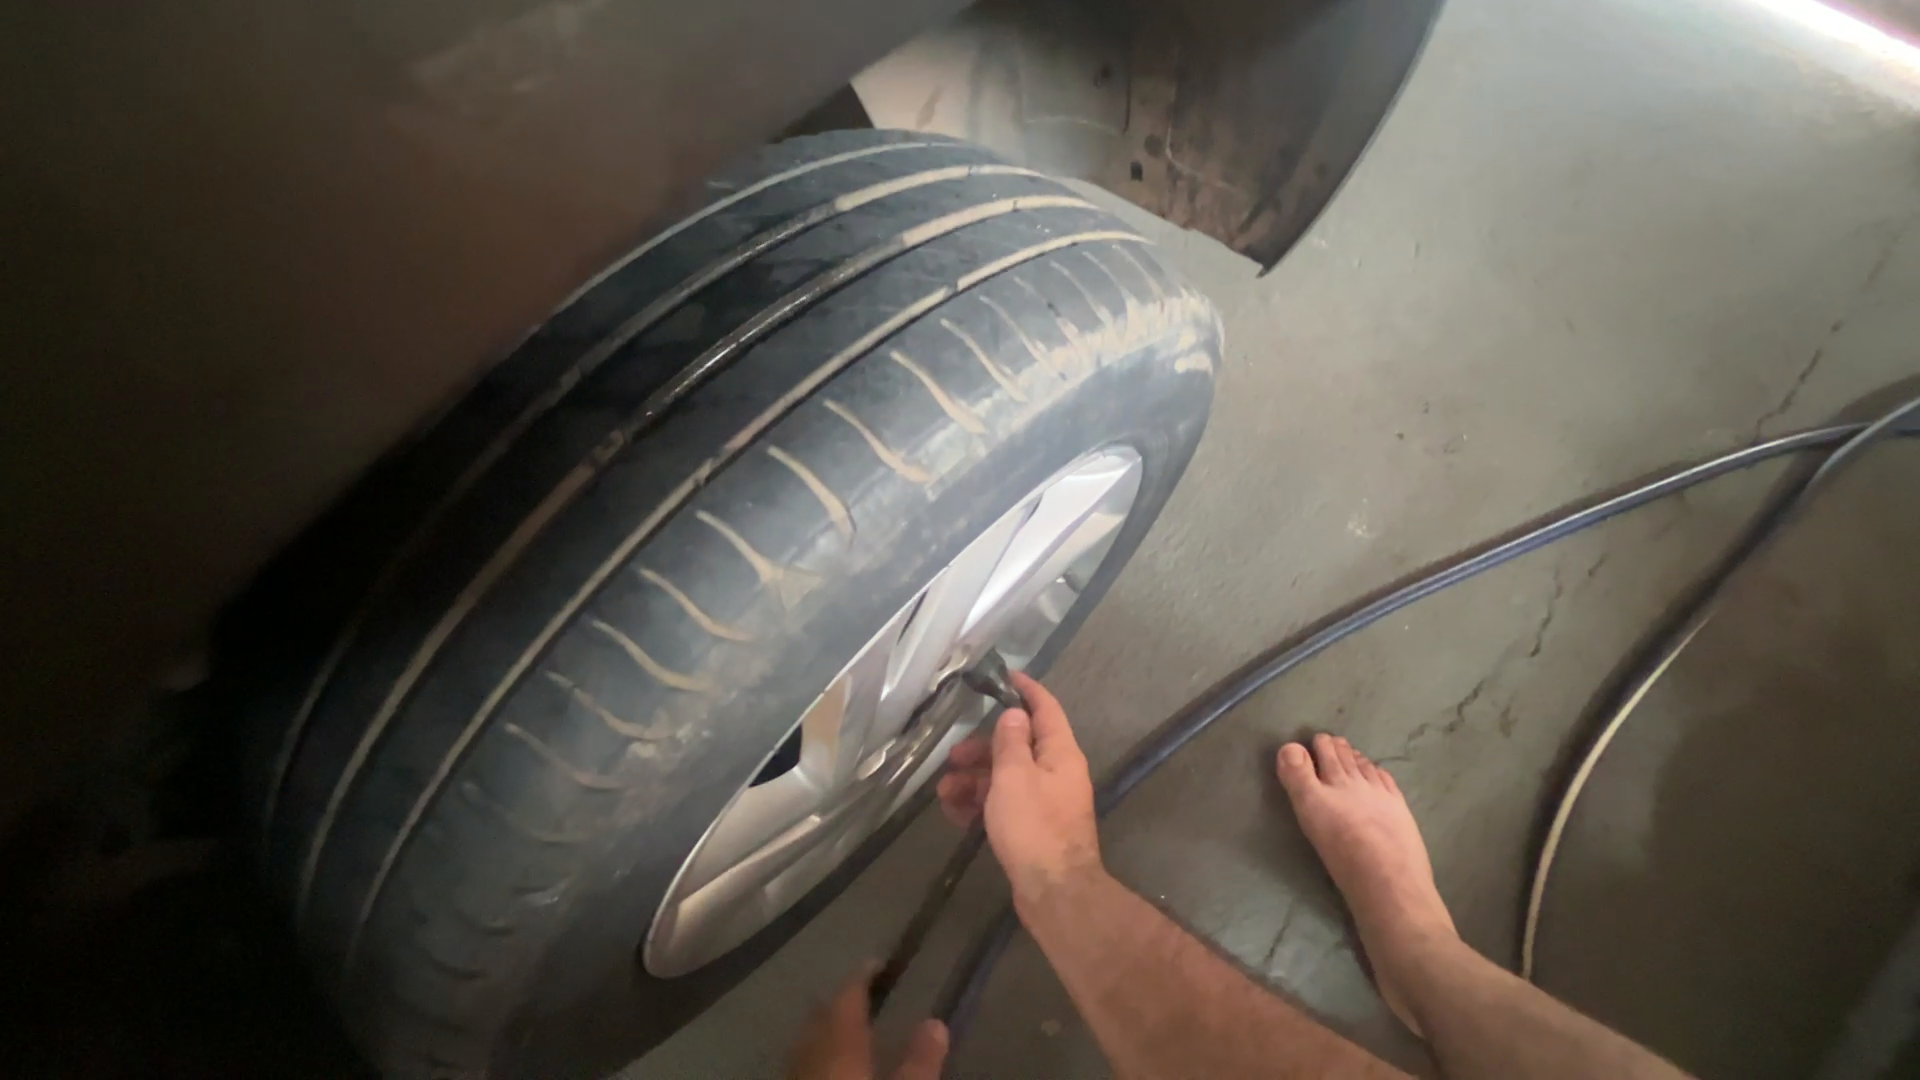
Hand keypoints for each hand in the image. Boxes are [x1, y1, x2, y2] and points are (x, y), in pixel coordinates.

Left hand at [789, 966, 946, 1079]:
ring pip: (807, 1045)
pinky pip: (802, 1071)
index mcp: (841, 1045)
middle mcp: (811, 1055)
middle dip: (840, 1004)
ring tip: (848, 1034)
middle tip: (863, 997)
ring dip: (826, 1034)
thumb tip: (935, 1022)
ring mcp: (794, 1079)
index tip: (878, 964)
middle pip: (822, 1017)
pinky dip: (816, 1062)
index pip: (848, 996)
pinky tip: (829, 1074)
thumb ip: (920, 1062)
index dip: (862, 977)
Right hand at [935, 672, 1101, 902]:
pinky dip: (981, 806)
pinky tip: (955, 816)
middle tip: (952, 757)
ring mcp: (1046, 802)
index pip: (1046, 708)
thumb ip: (1011, 741)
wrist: (1054, 894)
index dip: (1026, 690)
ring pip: (1006, 778)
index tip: (1004, 677)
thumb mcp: (1014, 776)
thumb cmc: (1034, 827)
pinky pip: (1004, 806)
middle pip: (1018, 746)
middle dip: (982, 749)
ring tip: (944, 795)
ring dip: (974, 781)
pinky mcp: (1034, 828)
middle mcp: (1057, 773)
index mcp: (1060, 753)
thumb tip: (1014, 713)